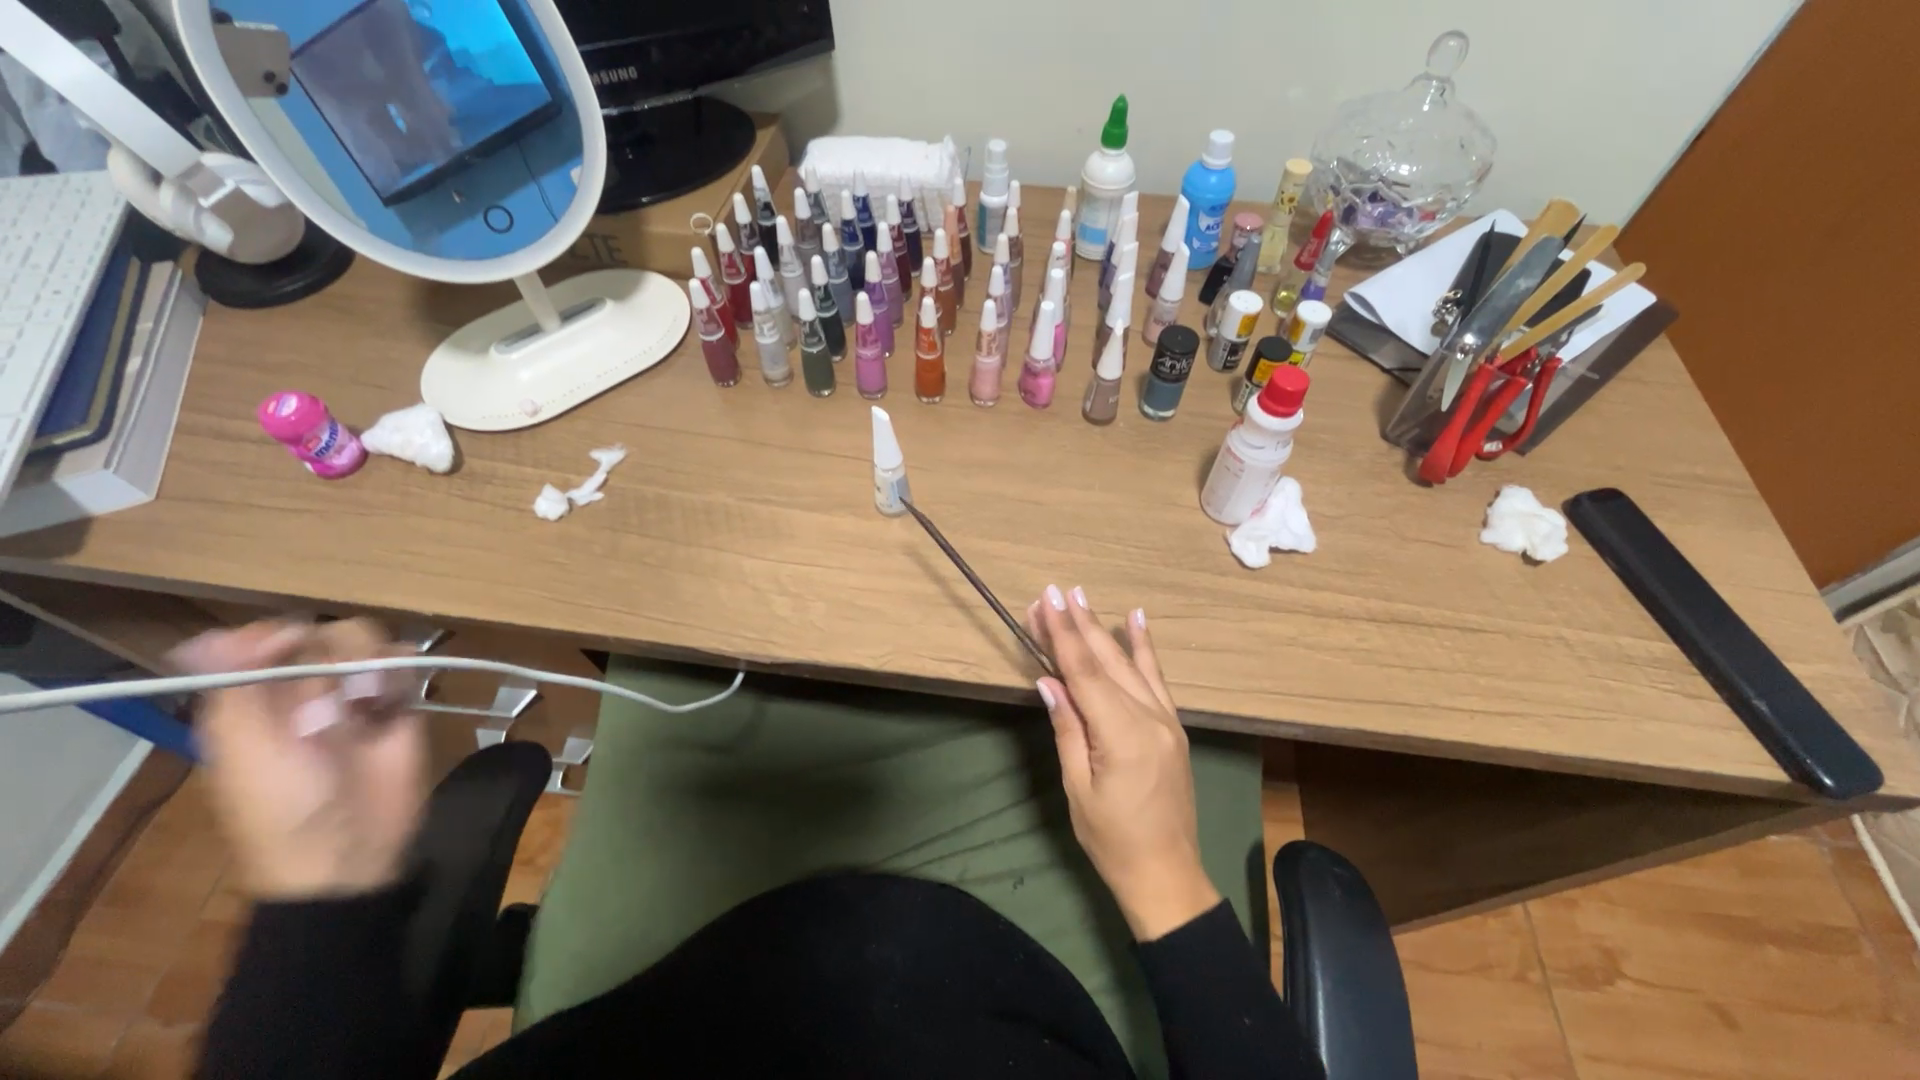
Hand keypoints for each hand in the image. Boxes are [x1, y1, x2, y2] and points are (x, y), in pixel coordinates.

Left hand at [173, 619, 425, 900]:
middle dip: (328, 650)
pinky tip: (392, 696)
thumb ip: (238, 686)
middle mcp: (303, 692)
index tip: (288, 642)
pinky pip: (404, 667)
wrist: (347, 852)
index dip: (275, 634)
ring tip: (369, 696)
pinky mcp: (399, 708)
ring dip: (369, 658)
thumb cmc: (282, 806)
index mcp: (253, 700)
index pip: (261, 642)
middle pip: (320, 634)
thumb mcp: (241, 750)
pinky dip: (403, 669)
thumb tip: (246, 630)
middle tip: (332, 686)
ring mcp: (354, 698)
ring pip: (365, 643)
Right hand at [1029, 584, 1219, 940]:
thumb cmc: (1111, 840)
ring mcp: (1166, 720)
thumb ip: (1067, 729)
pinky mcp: (1173, 727)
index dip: (1062, 635)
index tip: (1046, 600)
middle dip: (1078, 624)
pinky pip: (1157, 679)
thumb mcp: (1078, 788)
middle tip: (1054, 591)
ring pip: (1131, 664)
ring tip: (1083, 596)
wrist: (1167, 873)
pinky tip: (1137, 620)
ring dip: (1105, 628)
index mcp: (1122, 734)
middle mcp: (1149, 718)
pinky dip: (1144, 648)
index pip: (1085, 673)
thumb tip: (1048, 681)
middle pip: (1106, 661)